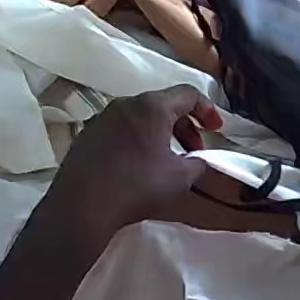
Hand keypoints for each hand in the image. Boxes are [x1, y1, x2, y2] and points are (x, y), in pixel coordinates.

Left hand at [43, 85, 223, 237]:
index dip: (207, 109)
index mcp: (151, 106)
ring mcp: (102, 118)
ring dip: (162, 134)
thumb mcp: (180, 178)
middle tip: (195, 152)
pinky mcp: (88, 135)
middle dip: (185, 126)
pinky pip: (122, 129)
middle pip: (164, 104)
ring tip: (169, 160)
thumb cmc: (137, 186)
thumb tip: (198, 161)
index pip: (188, 93)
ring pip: (141, 117)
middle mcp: (125, 104)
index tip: (217, 129)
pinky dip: (139, 140)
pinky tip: (140, 166)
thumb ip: (197, 164)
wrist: (82, 206)